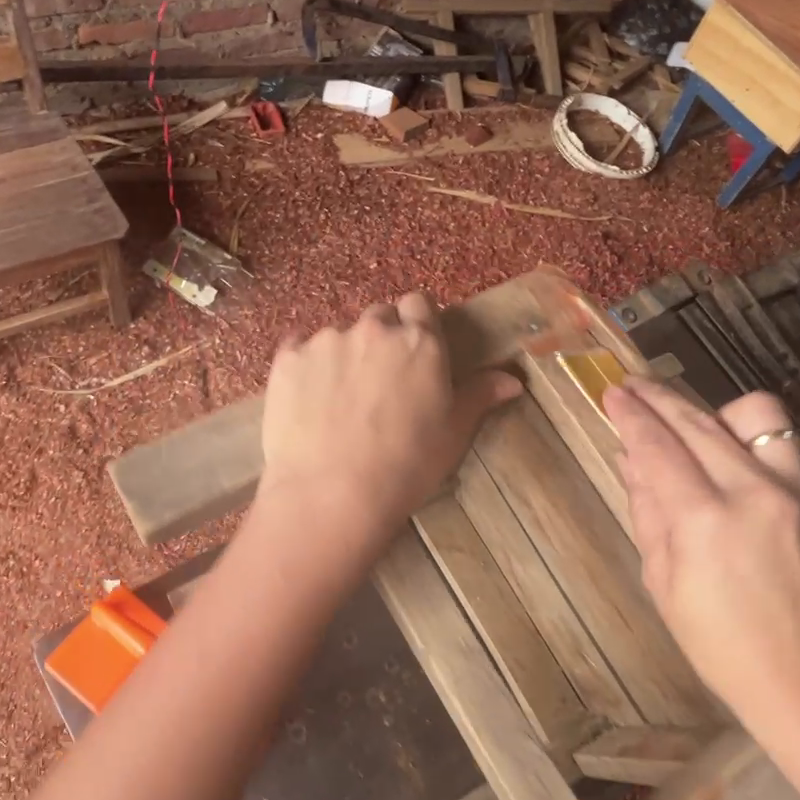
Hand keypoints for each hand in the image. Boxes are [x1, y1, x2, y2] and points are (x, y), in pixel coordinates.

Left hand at [259, 292, 521, 537]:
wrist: (331, 494)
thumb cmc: (405, 468)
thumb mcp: (453, 434)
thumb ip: (479, 396)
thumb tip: (512, 380)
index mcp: (420, 342)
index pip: (420, 304)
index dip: (417, 325)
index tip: (413, 354)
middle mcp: (374, 329)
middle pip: (379, 317)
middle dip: (380, 340)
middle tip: (378, 382)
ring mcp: (326, 340)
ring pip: (338, 335)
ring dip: (342, 355)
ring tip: (338, 401)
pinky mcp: (287, 358)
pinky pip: (298, 349)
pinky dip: (305, 367)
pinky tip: (307, 401)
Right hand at [602, 377, 799, 740]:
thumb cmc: (722, 648)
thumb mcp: (664, 585)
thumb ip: (648, 514)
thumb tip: (631, 461)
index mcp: (704, 520)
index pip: (659, 447)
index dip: (632, 416)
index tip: (612, 392)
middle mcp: (753, 491)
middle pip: (699, 422)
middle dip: (660, 398)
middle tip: (632, 386)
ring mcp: (796, 491)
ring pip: (752, 415)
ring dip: (710, 409)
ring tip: (686, 421)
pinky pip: (780, 446)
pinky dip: (746, 437)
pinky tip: (726, 455)